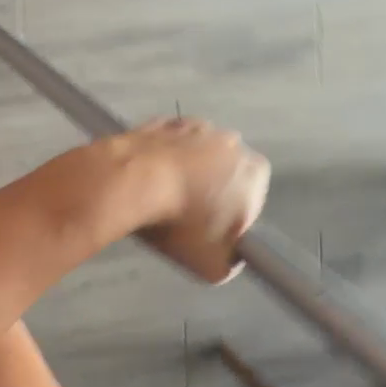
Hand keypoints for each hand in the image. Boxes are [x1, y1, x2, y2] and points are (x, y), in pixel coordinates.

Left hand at [118, 118, 269, 283]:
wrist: (131, 182)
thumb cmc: (181, 224)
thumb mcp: (215, 266)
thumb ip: (232, 262)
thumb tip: (230, 257)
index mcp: (254, 172)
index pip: (252, 198)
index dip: (232, 217)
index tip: (209, 231)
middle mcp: (231, 141)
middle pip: (223, 171)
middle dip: (208, 189)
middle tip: (183, 215)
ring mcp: (193, 125)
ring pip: (194, 153)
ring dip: (183, 169)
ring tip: (160, 196)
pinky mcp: (160, 120)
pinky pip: (165, 143)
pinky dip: (158, 156)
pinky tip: (144, 177)